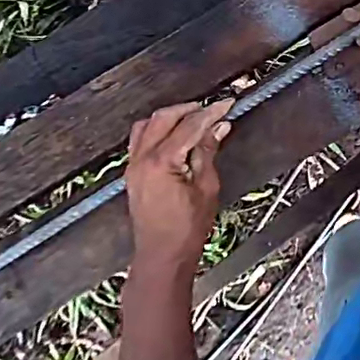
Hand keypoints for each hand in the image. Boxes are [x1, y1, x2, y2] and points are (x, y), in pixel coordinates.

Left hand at [125, 99, 233, 275]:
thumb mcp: (206, 187)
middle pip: (164, 118)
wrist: (163, 255)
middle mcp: (142, 159)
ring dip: (170, 117)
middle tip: (212, 110)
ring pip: (147, 125)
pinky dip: (157, 130)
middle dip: (189, 109)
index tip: (227, 104)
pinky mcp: (133, 173)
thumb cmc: (187, 227)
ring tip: (193, 118)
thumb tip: (219, 127)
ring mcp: (133, 166)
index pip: (189, 126)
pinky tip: (175, 135)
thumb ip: (208, 152)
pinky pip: (140, 139)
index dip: (210, 113)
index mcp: (161, 162)